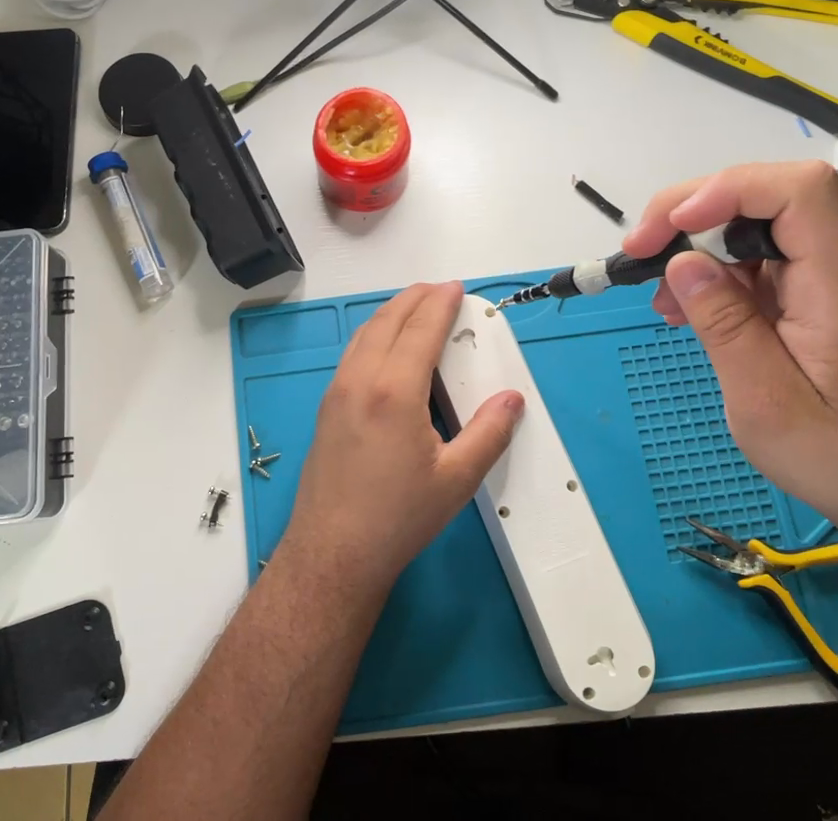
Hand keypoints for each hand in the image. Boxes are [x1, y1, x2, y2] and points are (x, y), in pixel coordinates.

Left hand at [281, 282, 523, 593]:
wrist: (332, 550)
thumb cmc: (398, 517)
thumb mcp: (457, 480)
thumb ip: (488, 434)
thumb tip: (512, 399)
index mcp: (394, 390)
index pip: (421, 329)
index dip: (441, 303)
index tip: (457, 288)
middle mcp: (360, 380)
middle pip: (387, 321)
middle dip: (415, 298)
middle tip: (439, 290)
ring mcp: (336, 393)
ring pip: (364, 335)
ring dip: (391, 314)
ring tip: (415, 311)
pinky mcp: (326, 409)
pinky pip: (353, 354)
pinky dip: (374, 335)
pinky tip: (387, 350)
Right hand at [623, 161, 837, 539]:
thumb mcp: (766, 403)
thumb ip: (725, 327)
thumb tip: (683, 262)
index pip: (799, 193)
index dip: (729, 190)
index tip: (669, 229)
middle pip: (770, 198)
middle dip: (694, 213)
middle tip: (638, 254)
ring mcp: (835, 276)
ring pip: (758, 226)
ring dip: (698, 247)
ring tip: (661, 301)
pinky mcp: (821, 293)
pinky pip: (762, 259)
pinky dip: (716, 274)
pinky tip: (688, 310)